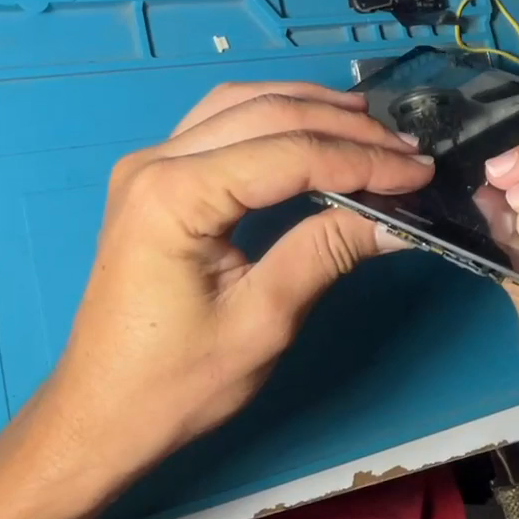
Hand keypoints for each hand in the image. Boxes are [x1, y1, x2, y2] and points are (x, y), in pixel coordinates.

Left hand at [45, 82, 432, 472]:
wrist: (101, 412)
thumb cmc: (175, 383)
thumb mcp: (263, 321)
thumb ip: (326, 253)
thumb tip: (397, 220)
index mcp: (175, 194)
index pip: (287, 154)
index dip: (360, 160)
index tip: (417, 171)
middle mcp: (154, 162)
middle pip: (264, 114)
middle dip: (341, 127)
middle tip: (403, 150)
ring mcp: (146, 166)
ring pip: (237, 105)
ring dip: (305, 109)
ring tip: (366, 125)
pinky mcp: (150, 181)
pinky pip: (216, 126)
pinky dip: (268, 120)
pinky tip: (305, 130)